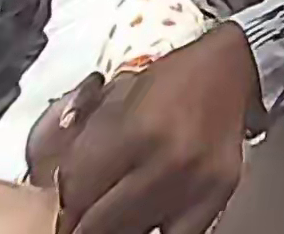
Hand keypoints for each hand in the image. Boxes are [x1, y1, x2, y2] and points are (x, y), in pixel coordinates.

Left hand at [52, 23, 258, 233]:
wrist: (234, 66)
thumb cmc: (174, 78)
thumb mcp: (121, 94)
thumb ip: (84, 139)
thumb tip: (50, 188)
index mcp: (137, 128)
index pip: (73, 191)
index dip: (64, 198)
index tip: (70, 198)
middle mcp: (167, 160)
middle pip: (94, 227)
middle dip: (83, 221)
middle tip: (87, 212)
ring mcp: (195, 183)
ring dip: (115, 227)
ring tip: (117, 212)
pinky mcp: (218, 196)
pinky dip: (156, 232)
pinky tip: (148, 219)